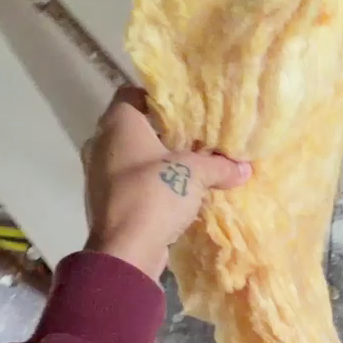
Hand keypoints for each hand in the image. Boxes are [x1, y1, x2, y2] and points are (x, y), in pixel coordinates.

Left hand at [83, 86, 251, 279]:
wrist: (126, 249)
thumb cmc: (154, 195)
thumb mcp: (194, 174)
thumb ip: (219, 167)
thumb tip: (244, 168)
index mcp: (117, 124)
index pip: (131, 93)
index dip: (158, 98)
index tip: (184, 110)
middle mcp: (101, 143)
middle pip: (133, 128)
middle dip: (162, 133)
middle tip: (193, 139)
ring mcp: (98, 175)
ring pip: (130, 158)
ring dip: (155, 163)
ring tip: (187, 168)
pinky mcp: (105, 202)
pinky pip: (130, 184)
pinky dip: (149, 186)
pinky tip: (173, 195)